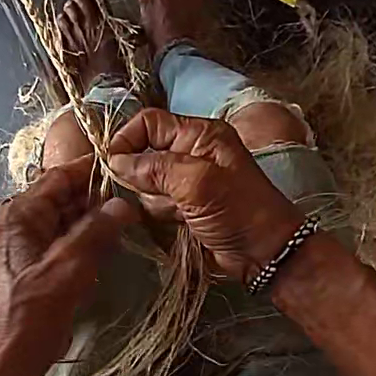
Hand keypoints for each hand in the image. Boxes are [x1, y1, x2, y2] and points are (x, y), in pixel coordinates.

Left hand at [0, 154, 140, 375]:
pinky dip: (86, 238)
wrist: (14, 352)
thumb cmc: (36, 308)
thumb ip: (97, 230)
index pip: (59, 177)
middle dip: (97, 198)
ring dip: (95, 219)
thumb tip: (123, 204)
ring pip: (67, 217)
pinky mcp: (38, 261)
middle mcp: (20, 220)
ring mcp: (27, 241)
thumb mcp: (70, 264)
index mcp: (19, 213)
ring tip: (130, 218)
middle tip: (134, 198)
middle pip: (64, 196)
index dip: (92, 171)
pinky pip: (65, 238)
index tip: (125, 169)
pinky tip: (111, 242)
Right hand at [105, 108, 304, 283]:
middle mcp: (190, 151)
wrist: (263, 252)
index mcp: (199, 134)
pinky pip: (153, 204)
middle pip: (142, 155)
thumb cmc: (239, 211)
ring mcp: (185, 180)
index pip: (148, 123)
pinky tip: (180, 222)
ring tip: (181, 212)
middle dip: (146, 179)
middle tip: (168, 195)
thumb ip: (154, 167)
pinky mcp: (181, 204)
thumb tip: (115, 161)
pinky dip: (160, 214)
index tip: (112, 163)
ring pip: (144, 184)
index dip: (127, 139)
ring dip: (155, 201)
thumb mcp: (197, 182)